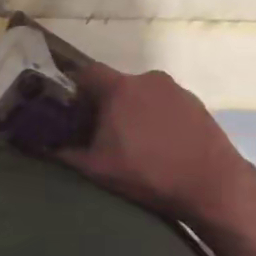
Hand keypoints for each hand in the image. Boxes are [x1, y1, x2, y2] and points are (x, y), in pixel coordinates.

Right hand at [56, 61, 255, 225]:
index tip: (69, 110)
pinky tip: (158, 145)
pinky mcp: (195, 103)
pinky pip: (164, 104)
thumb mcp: (97, 169)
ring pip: (141, 95)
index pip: (86, 72)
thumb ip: (65, 154)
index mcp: (120, 89)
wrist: (211, 184)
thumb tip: (43, 147)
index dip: (74, 88)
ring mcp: (176, 89)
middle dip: (103, 105)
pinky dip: (154, 118)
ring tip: (131, 143)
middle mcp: (148, 79)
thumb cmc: (148, 174)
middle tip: (98, 134)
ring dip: (131, 112)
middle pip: (115, 85)